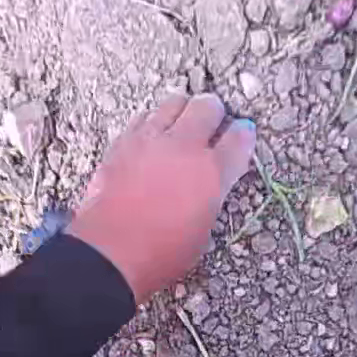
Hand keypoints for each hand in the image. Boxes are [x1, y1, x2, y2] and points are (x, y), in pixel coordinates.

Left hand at [68, 94, 255, 302]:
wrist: (112, 253)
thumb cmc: (162, 254)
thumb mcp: (202, 232)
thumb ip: (211, 197)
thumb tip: (211, 184)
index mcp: (212, 172)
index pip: (239, 138)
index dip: (244, 135)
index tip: (244, 135)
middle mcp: (184, 146)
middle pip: (207, 107)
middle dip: (214, 113)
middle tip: (213, 125)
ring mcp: (150, 140)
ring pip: (174, 102)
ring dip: (183, 111)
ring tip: (181, 128)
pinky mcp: (122, 142)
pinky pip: (143, 118)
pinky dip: (153, 123)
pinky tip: (152, 138)